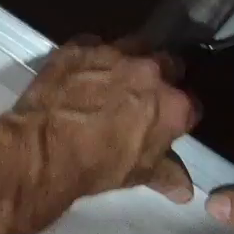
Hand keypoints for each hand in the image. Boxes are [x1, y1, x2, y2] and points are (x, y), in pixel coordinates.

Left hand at [0, 38, 199, 233]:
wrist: (44, 148)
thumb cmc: (96, 165)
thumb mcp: (137, 174)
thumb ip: (166, 172)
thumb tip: (184, 188)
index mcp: (174, 105)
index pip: (190, 104)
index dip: (176, 112)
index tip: (163, 119)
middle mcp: (150, 72)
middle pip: (166, 64)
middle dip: (158, 77)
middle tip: (139, 95)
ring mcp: (114, 54)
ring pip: (133, 46)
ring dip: (128, 59)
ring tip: (112, 77)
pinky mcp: (79, 47)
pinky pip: (91, 44)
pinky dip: (89, 56)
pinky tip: (79, 72)